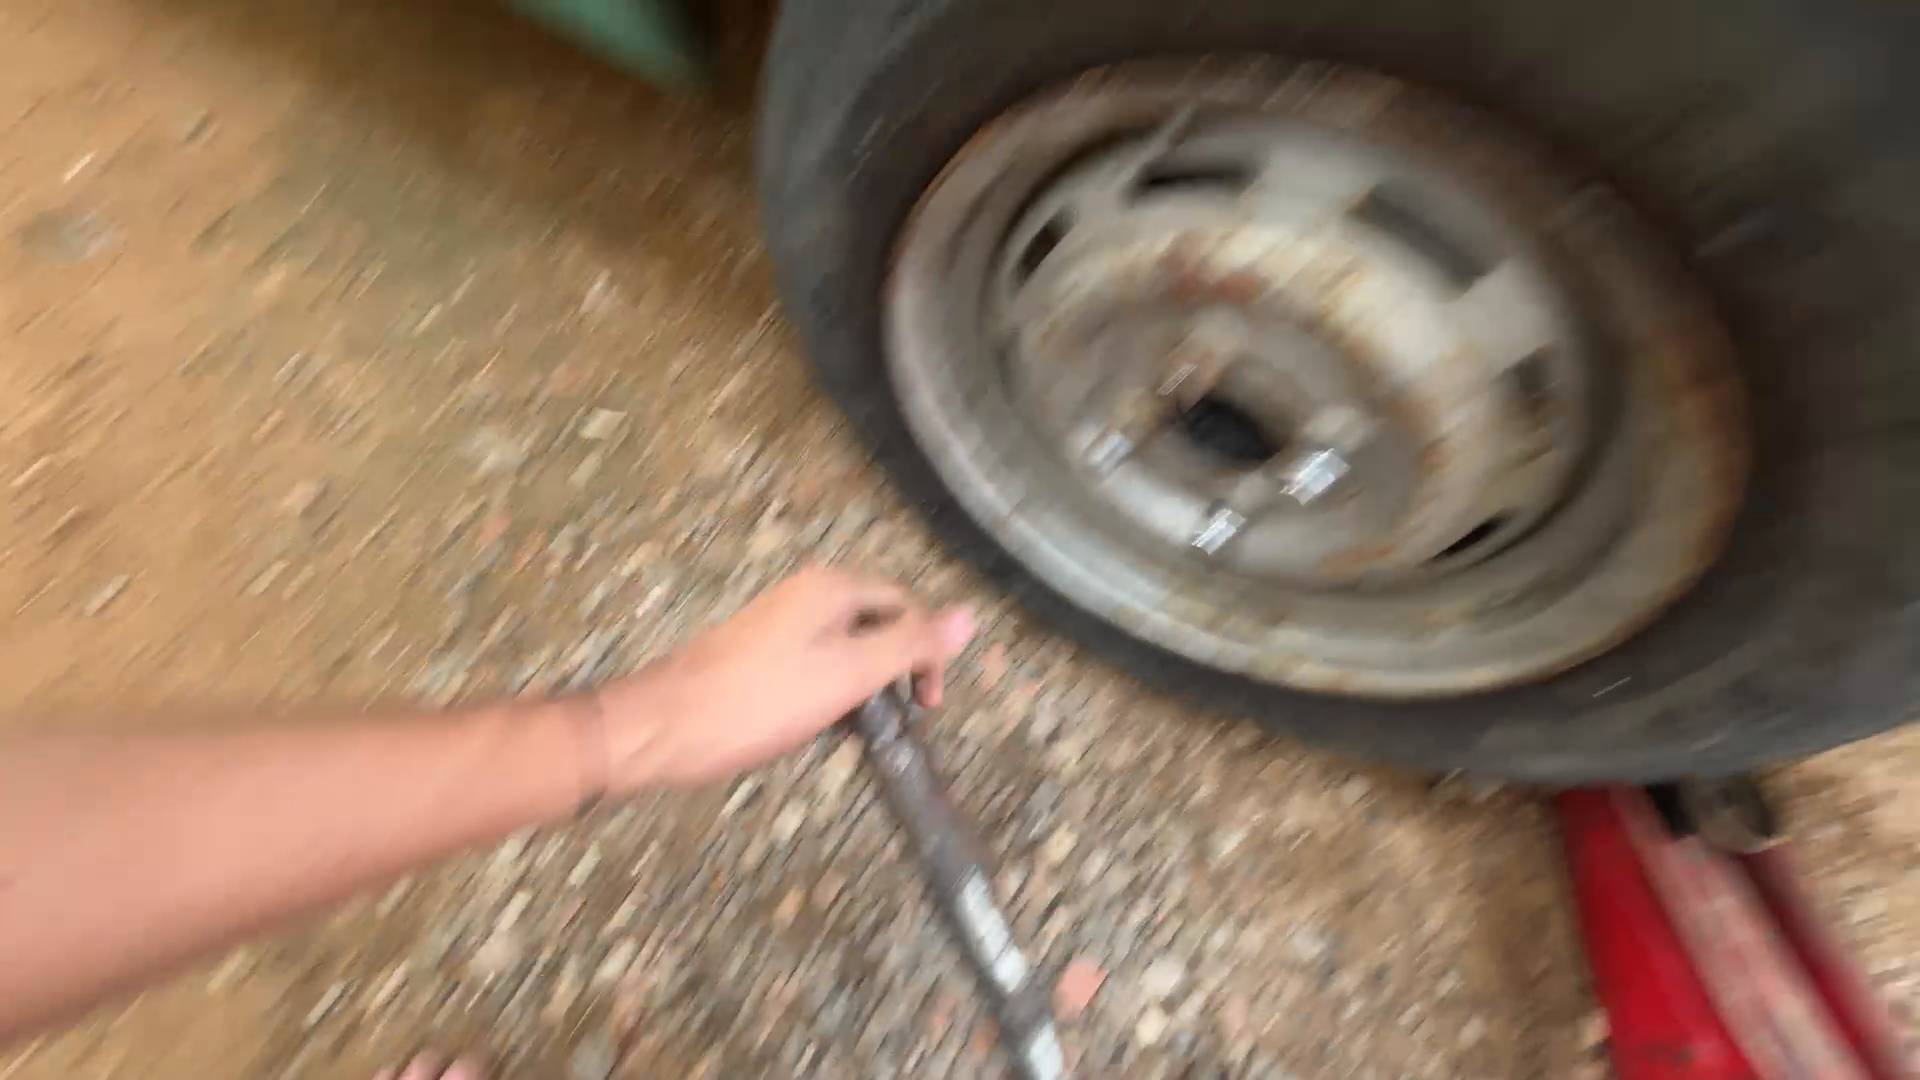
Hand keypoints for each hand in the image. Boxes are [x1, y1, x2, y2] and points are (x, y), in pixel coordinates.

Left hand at [596, 565, 974, 788]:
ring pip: (849, 646)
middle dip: (896, 669)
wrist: (664, 727)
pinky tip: (824, 724)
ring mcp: (782, 621)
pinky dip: (834, 689)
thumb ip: (910, 644)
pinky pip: (818, 661)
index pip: (906, 606)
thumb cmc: (762, 700)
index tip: (927, 707)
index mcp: (832, 589)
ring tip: (863, 728)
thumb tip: (970, 615)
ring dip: (867, 684)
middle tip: (900, 720)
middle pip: (879, 622)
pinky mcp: (763, 651)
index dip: (927, 652)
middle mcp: (809, 594)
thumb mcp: (849, 674)